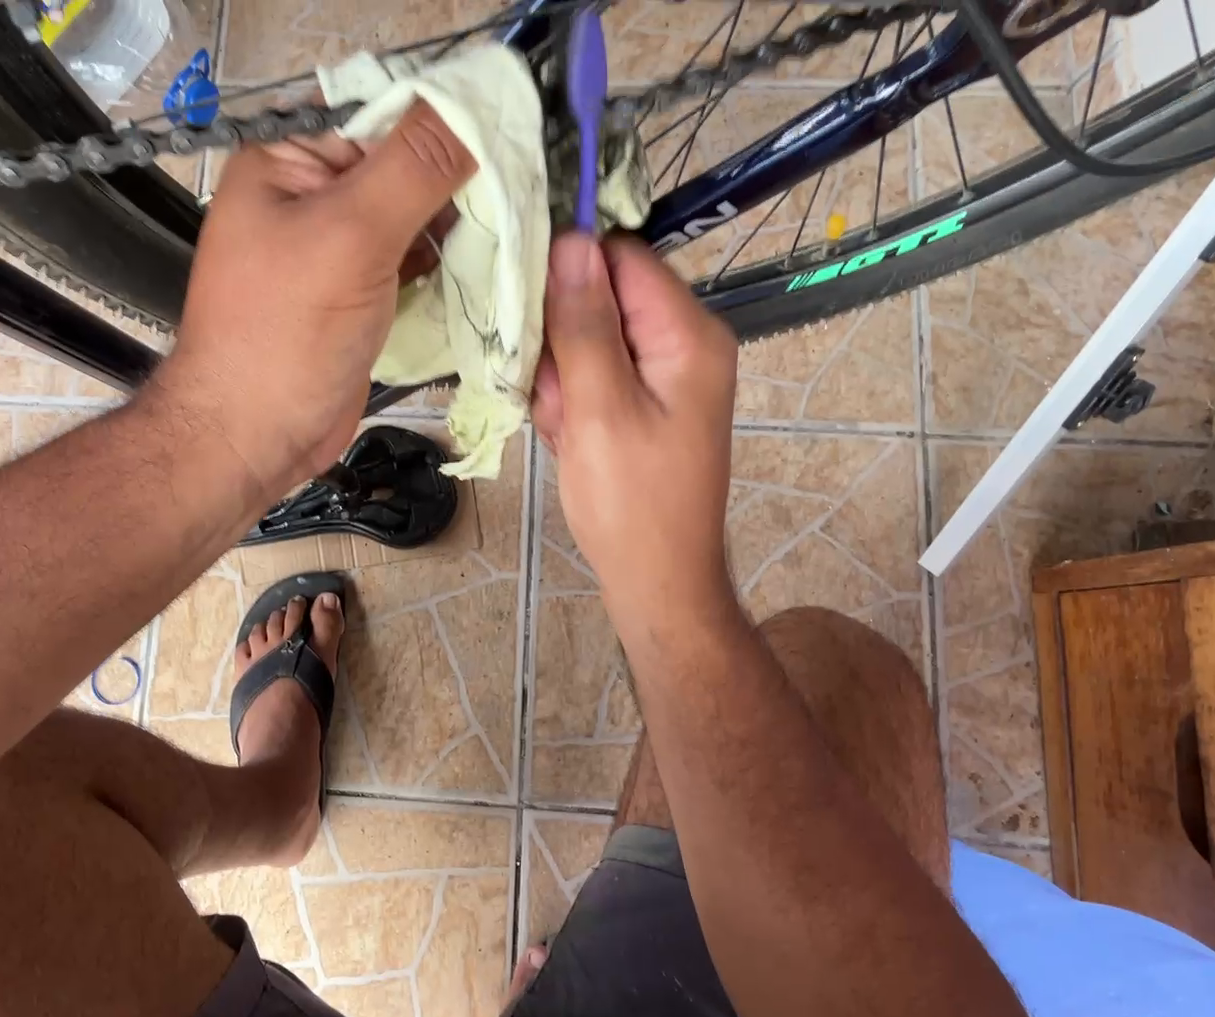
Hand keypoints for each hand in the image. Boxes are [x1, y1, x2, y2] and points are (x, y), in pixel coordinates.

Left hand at [147, 102, 474, 496]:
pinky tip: (479, 278)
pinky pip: (405, 274)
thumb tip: (476, 106)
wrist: (253, 438)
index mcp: (286, 167)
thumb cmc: (285, 336)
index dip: (447, 141)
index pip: (384, 129)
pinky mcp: (351, 304)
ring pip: (409, 230)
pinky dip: (440, 276)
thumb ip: (414, 168)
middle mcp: (306, 204)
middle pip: (401, 180)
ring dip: (455, 240)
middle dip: (455, 197)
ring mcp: (330, 258)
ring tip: (506, 246)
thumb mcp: (351, 237)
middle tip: (515, 212)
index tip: (511, 161)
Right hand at [532, 232, 739, 623]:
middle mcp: (682, 342)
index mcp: (688, 334)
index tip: (526, 313)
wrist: (656, 579)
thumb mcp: (600, 409)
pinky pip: (593, 378)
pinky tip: (571, 440)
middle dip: (562, 344)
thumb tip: (570, 239)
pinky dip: (571, 405)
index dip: (568, 272)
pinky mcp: (644, 403)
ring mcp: (663, 375)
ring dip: (561, 381)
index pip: (621, 257)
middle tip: (558, 399)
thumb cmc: (631, 502)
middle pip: (602, 299)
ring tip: (566, 429)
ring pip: (588, 342)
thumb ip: (585, 324)